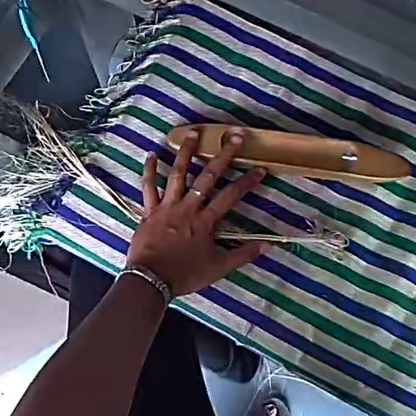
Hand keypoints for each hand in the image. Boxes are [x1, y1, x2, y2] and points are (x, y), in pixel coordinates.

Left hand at [128, 129, 267, 295]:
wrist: (150, 280)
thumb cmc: (185, 275)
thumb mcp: (218, 267)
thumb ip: (242, 254)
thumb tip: (267, 246)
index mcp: (205, 222)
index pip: (231, 196)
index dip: (247, 182)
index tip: (260, 169)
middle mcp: (188, 208)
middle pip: (208, 177)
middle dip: (223, 156)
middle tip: (234, 137)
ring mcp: (167, 207)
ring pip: (178, 174)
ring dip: (186, 153)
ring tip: (193, 134)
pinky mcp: (149, 211)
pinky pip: (148, 188)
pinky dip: (149, 171)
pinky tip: (151, 155)